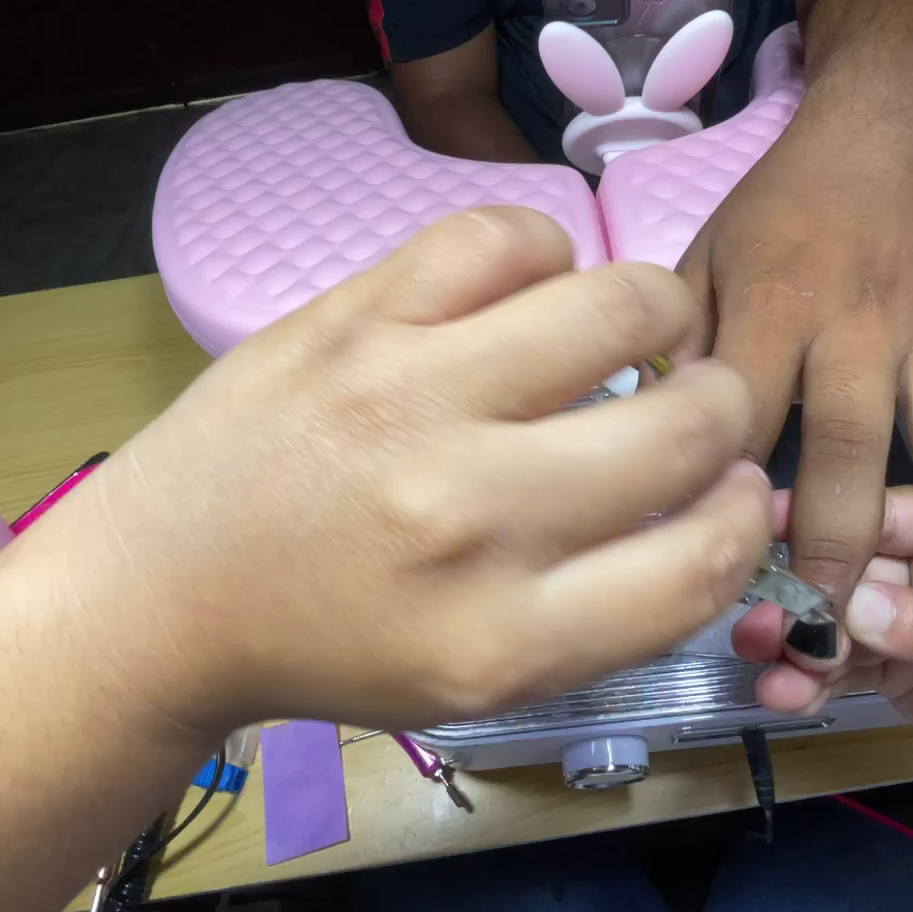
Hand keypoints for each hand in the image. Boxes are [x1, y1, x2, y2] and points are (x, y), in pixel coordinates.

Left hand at [33, 208, 771, 734]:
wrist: (166, 592)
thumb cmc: (338, 643)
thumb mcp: (487, 674)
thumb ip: (614, 603)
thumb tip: (717, 492)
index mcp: (507, 640)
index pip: (702, 562)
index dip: (746, 517)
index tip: (732, 491)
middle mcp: (470, 516)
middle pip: (689, 430)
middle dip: (723, 409)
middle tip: (692, 405)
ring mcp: (411, 397)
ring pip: (621, 307)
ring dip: (664, 314)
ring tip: (637, 331)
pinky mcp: (357, 317)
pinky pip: (505, 236)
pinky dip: (550, 253)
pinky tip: (534, 291)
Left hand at [683, 120, 912, 667]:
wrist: (887, 124)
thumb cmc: (780, 203)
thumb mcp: (703, 255)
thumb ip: (677, 340)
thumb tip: (648, 425)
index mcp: (774, 308)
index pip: (747, 417)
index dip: (730, 497)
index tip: (720, 579)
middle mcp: (861, 327)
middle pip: (850, 450)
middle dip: (841, 548)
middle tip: (836, 643)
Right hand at [736, 487, 912, 797]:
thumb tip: (853, 603)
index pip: (895, 513)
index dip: (833, 527)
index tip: (771, 544)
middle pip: (850, 567)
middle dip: (803, 597)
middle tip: (756, 626)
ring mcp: (907, 614)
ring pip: (836, 619)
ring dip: (798, 644)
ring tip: (768, 674)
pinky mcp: (890, 664)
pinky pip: (841, 667)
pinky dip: (811, 681)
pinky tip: (784, 696)